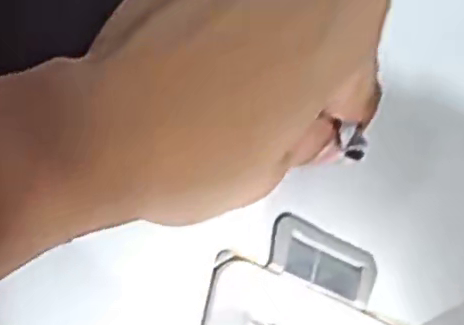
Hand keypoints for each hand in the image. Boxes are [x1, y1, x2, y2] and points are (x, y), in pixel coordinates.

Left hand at [78, 0, 388, 225]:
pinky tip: (198, 72)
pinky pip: (228, 9)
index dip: (336, 110)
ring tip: (222, 98)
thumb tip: (311, 134)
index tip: (322, 125)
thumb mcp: (266, 170)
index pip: (362, 76)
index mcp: (350, 17)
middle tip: (270, 116)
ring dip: (263, 45)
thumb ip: (303, 141)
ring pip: (277, 11)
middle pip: (325, 26)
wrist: (101, 132)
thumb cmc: (179, 151)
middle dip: (304, 70)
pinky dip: (221, 32)